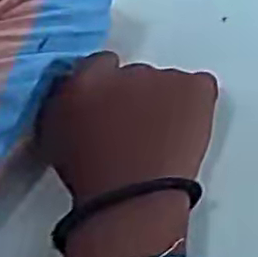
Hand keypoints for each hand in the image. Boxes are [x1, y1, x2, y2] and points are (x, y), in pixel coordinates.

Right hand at [37, 52, 218, 201]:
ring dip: (166, 98)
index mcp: (86, 82)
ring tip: (161, 133)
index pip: (101, 63)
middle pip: (138, 74)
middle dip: (139, 93)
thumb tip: (86, 92)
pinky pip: (199, 85)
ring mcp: (167, 76)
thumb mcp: (58, 135)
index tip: (114, 101)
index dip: (108, 83)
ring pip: (169, 81)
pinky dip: (195, 100)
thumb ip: (71, 102)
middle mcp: (128, 72)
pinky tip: (184, 125)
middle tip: (139, 125)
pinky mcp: (198, 85)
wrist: (134, 194)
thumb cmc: (93, 175)